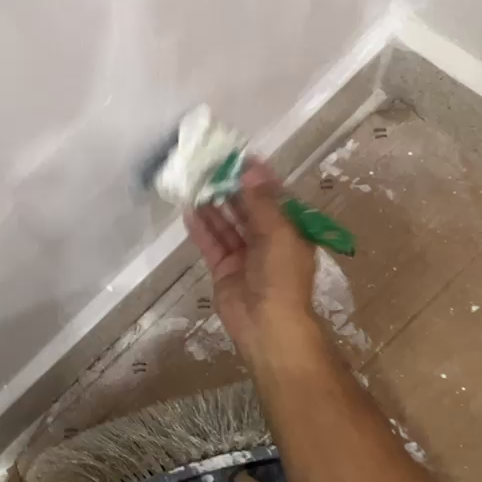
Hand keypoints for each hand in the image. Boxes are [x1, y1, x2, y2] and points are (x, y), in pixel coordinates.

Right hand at [184, 160, 321, 365]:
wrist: (267, 323)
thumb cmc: (282, 276)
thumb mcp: (279, 232)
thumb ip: (261, 201)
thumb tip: (249, 169)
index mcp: (291, 232)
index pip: (275, 198)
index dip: (258, 178)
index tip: (239, 158)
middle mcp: (269, 242)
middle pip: (248, 210)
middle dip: (232, 190)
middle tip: (211, 167)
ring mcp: (245, 257)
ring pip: (228, 225)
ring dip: (214, 206)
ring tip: (196, 185)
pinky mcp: (224, 270)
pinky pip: (212, 245)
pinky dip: (202, 229)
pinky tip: (189, 210)